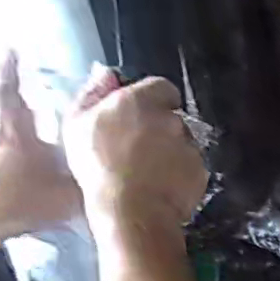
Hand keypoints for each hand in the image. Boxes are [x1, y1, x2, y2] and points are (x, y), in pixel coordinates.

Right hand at [63, 65, 208, 226]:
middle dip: (157, 126)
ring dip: (169, 148)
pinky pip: (191, 165)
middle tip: (134, 144)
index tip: (140, 111)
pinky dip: (180, 170)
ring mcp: (191, 147)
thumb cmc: (97, 164)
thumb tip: (106, 72)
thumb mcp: (77, 122)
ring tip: (145, 167)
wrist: (132, 207)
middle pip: (171, 117)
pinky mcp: (202, 171)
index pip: (163, 86)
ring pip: (182, 142)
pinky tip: (160, 181)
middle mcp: (173, 122)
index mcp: (142, 103)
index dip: (153, 97)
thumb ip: (93, 93)